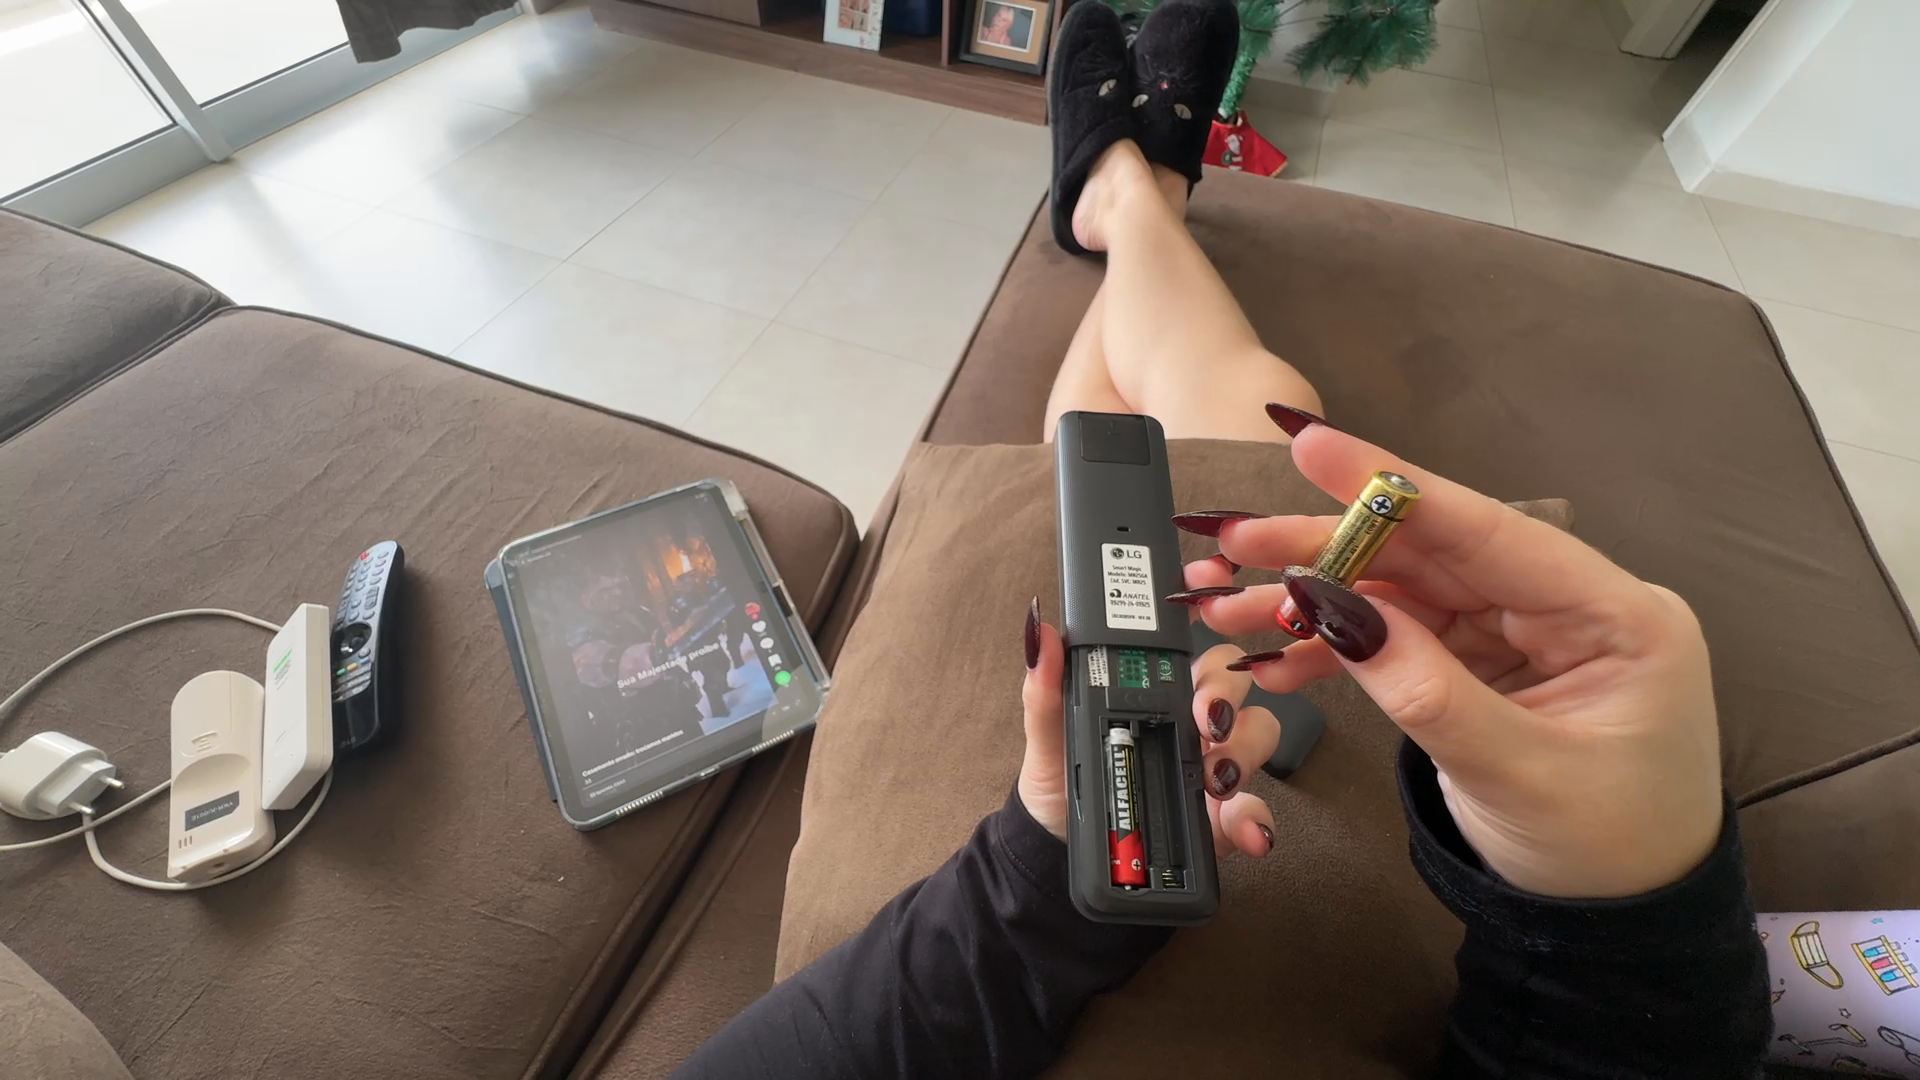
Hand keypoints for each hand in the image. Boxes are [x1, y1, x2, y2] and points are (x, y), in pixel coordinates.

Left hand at [1018, 600, 1277, 857]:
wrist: (1062, 846)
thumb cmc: (1060, 775)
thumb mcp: (1047, 732)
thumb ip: (1045, 688)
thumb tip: (1041, 635)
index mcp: (1148, 685)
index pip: (1187, 632)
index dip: (1207, 600)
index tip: (1209, 582)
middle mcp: (1187, 714)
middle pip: (1230, 675)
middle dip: (1225, 688)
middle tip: (1204, 716)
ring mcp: (1210, 759)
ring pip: (1257, 730)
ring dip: (1245, 747)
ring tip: (1213, 775)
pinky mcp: (1223, 813)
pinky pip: (1257, 809)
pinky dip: (1257, 817)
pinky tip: (1242, 828)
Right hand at [1193, 425, 1722, 898]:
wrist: (1601, 913)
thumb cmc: (1598, 848)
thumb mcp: (1513, 770)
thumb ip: (1421, 685)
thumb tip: (1331, 609)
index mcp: (1610, 616)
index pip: (1485, 529)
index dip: (1390, 485)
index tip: (1314, 446)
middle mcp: (1550, 606)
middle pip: (1417, 552)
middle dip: (1319, 548)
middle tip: (1237, 541)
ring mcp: (1500, 631)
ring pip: (1384, 590)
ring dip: (1304, 601)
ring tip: (1229, 607)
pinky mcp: (1460, 657)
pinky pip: (1379, 636)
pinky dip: (1323, 647)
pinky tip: (1273, 660)